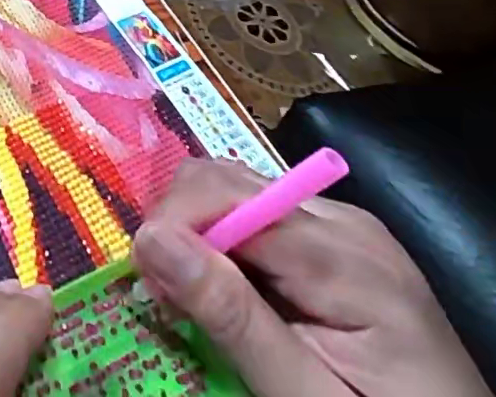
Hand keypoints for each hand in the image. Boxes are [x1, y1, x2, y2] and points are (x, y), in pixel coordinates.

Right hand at [132, 158, 491, 396]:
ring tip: (191, 297)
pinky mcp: (340, 240)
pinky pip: (262, 216)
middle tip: (165, 297)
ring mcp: (346, 226)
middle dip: (179, 225)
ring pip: (238, 191)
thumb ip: (231, 316)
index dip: (172, 226)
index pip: (230, 196)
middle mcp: (344, 219)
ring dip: (198, 233)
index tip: (148, 286)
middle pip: (230, 180)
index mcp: (348, 258)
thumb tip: (151, 238)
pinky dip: (227, 244)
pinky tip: (228, 291)